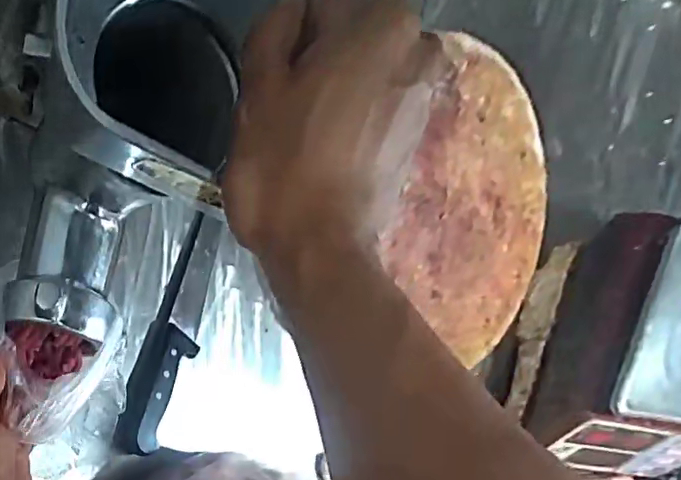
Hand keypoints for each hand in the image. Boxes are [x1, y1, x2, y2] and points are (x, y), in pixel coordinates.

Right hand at [224, 0, 442, 275]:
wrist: (319, 254)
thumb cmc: (283, 173)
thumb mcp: (258, 90)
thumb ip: (274, 33)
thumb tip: (293, 15)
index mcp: (381, 20)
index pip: (321, 4)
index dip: (289, 46)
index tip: (274, 86)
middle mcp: (418, 49)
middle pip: (349, 41)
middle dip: (317, 69)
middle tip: (287, 118)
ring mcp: (423, 100)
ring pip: (363, 80)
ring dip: (333, 99)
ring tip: (304, 144)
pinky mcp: (415, 145)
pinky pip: (375, 116)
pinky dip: (351, 128)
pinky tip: (327, 159)